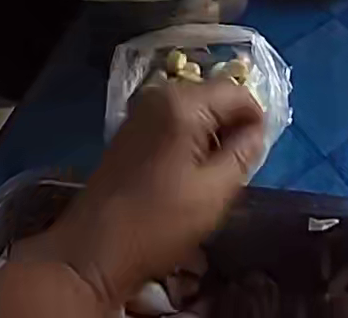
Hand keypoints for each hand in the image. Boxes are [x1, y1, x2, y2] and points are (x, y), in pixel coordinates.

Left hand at [33, 77, 265, 307]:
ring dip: (211, 132)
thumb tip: (258, 130)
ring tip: (211, 172)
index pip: (238, 93)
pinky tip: (186, 170)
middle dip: (232, 126)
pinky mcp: (133, 126)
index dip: (256, 119)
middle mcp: (163, 94)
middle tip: (235, 167)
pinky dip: (190, 136)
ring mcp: (144, 108)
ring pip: (197, 107)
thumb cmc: (156, 223)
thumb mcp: (213, 193)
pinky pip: (175, 118)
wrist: (89, 254)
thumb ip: (244, 153)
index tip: (257, 152)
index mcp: (185, 103)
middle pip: (216, 96)